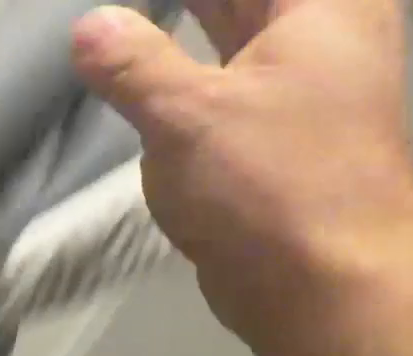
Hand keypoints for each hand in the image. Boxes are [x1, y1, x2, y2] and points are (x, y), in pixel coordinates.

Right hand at [71, 1, 412, 355]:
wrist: (317, 272)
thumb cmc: (267, 182)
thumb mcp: (186, 117)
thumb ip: (134, 67)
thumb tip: (88, 23)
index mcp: (324, 8)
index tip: (120, 4)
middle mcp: (324, 33)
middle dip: (187, 3)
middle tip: (121, 10)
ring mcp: (302, 81)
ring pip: (242, 28)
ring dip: (192, 19)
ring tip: (131, 23)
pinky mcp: (274, 128)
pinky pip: (230, 72)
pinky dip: (192, 62)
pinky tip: (154, 71)